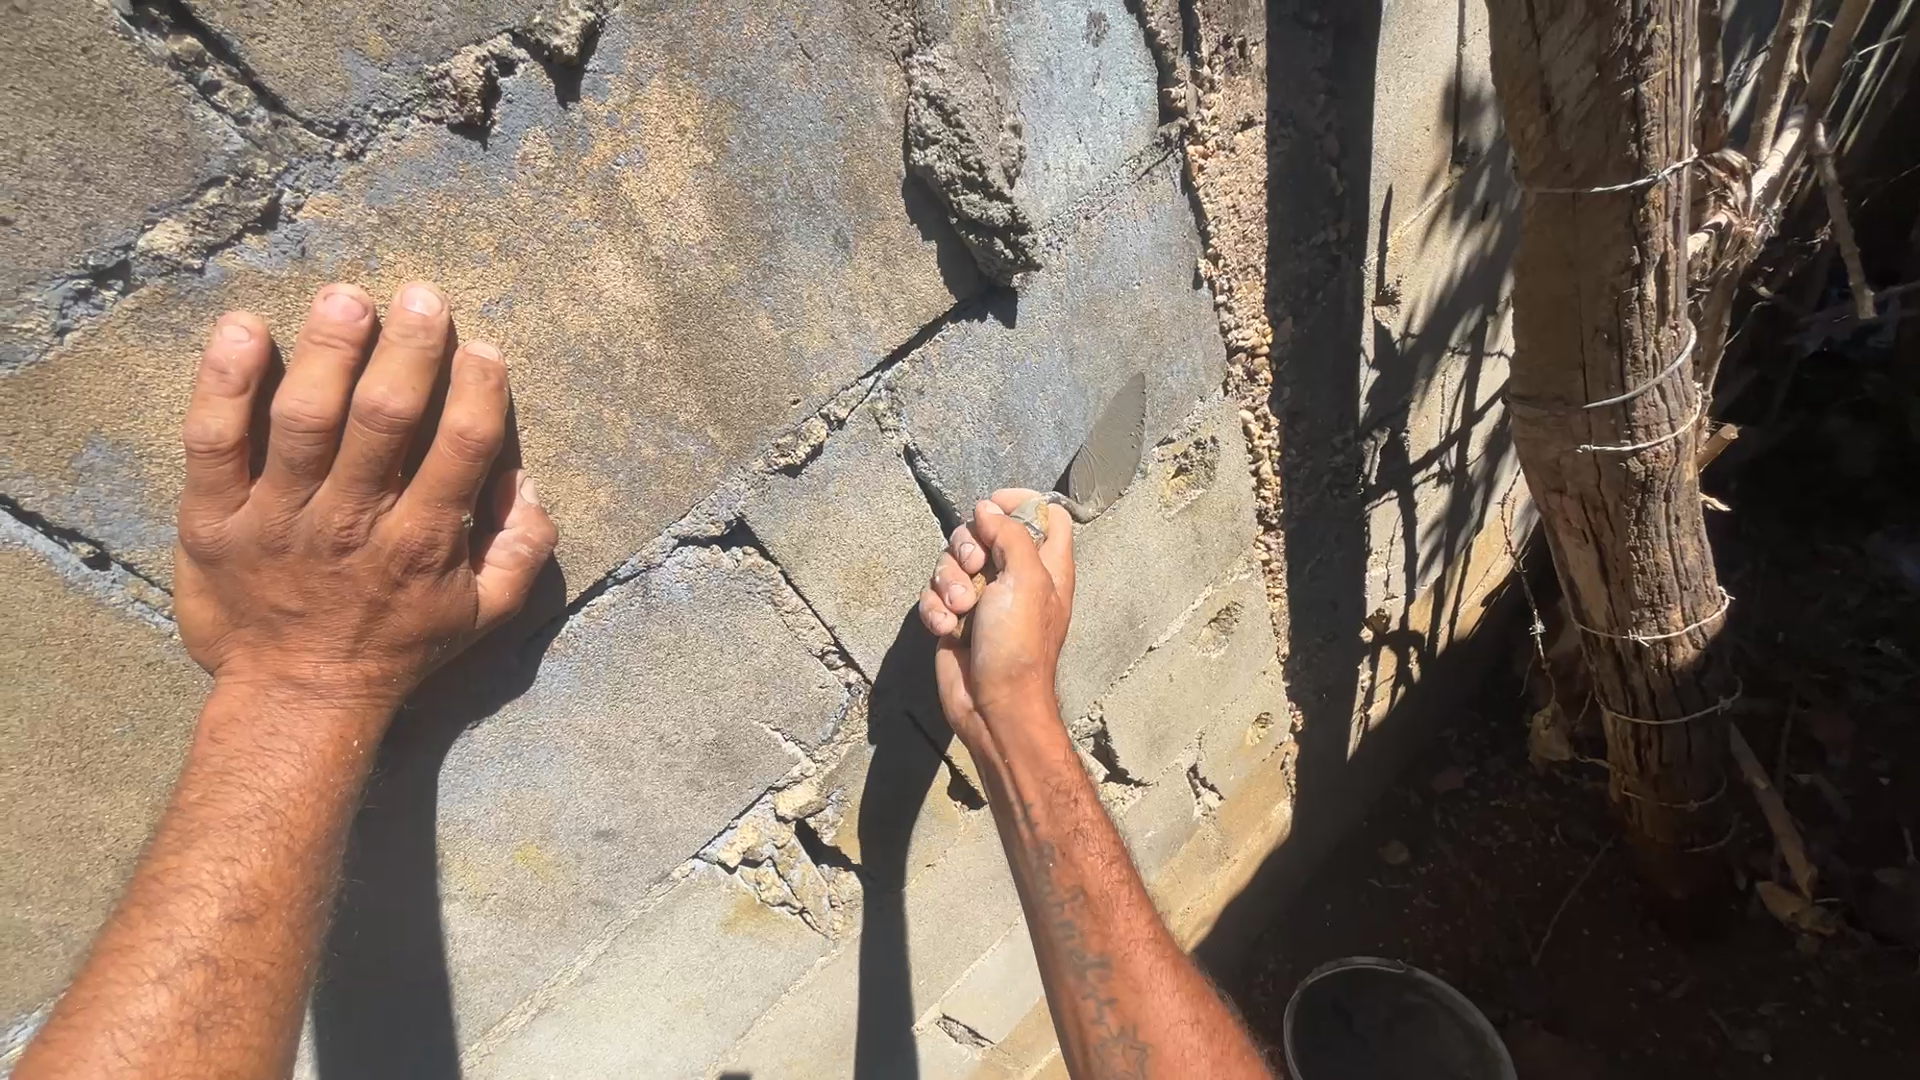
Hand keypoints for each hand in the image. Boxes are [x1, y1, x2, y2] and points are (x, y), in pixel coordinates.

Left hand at [173, 281, 557, 724]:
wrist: (300, 693)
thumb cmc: (408, 645)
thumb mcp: (490, 612)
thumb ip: (522, 548)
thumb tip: (522, 483)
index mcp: (425, 542)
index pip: (459, 451)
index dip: (477, 394)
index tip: (485, 351)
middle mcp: (353, 521)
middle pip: (383, 421)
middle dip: (408, 353)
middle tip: (423, 297)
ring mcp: (277, 517)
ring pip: (301, 421)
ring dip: (326, 353)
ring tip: (347, 298)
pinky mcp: (212, 518)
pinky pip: (212, 442)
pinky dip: (222, 383)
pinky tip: (243, 329)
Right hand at [917, 489, 1074, 757]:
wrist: (993, 706)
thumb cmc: (1020, 645)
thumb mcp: (1025, 580)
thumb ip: (1010, 535)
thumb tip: (987, 509)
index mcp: (1046, 564)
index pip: (1046, 514)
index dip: (1021, 502)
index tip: (994, 505)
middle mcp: (1015, 575)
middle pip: (984, 532)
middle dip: (968, 546)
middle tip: (975, 567)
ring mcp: (983, 597)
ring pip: (951, 562)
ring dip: (949, 583)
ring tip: (961, 610)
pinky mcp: (955, 617)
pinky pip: (934, 595)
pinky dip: (936, 609)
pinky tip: (947, 629)